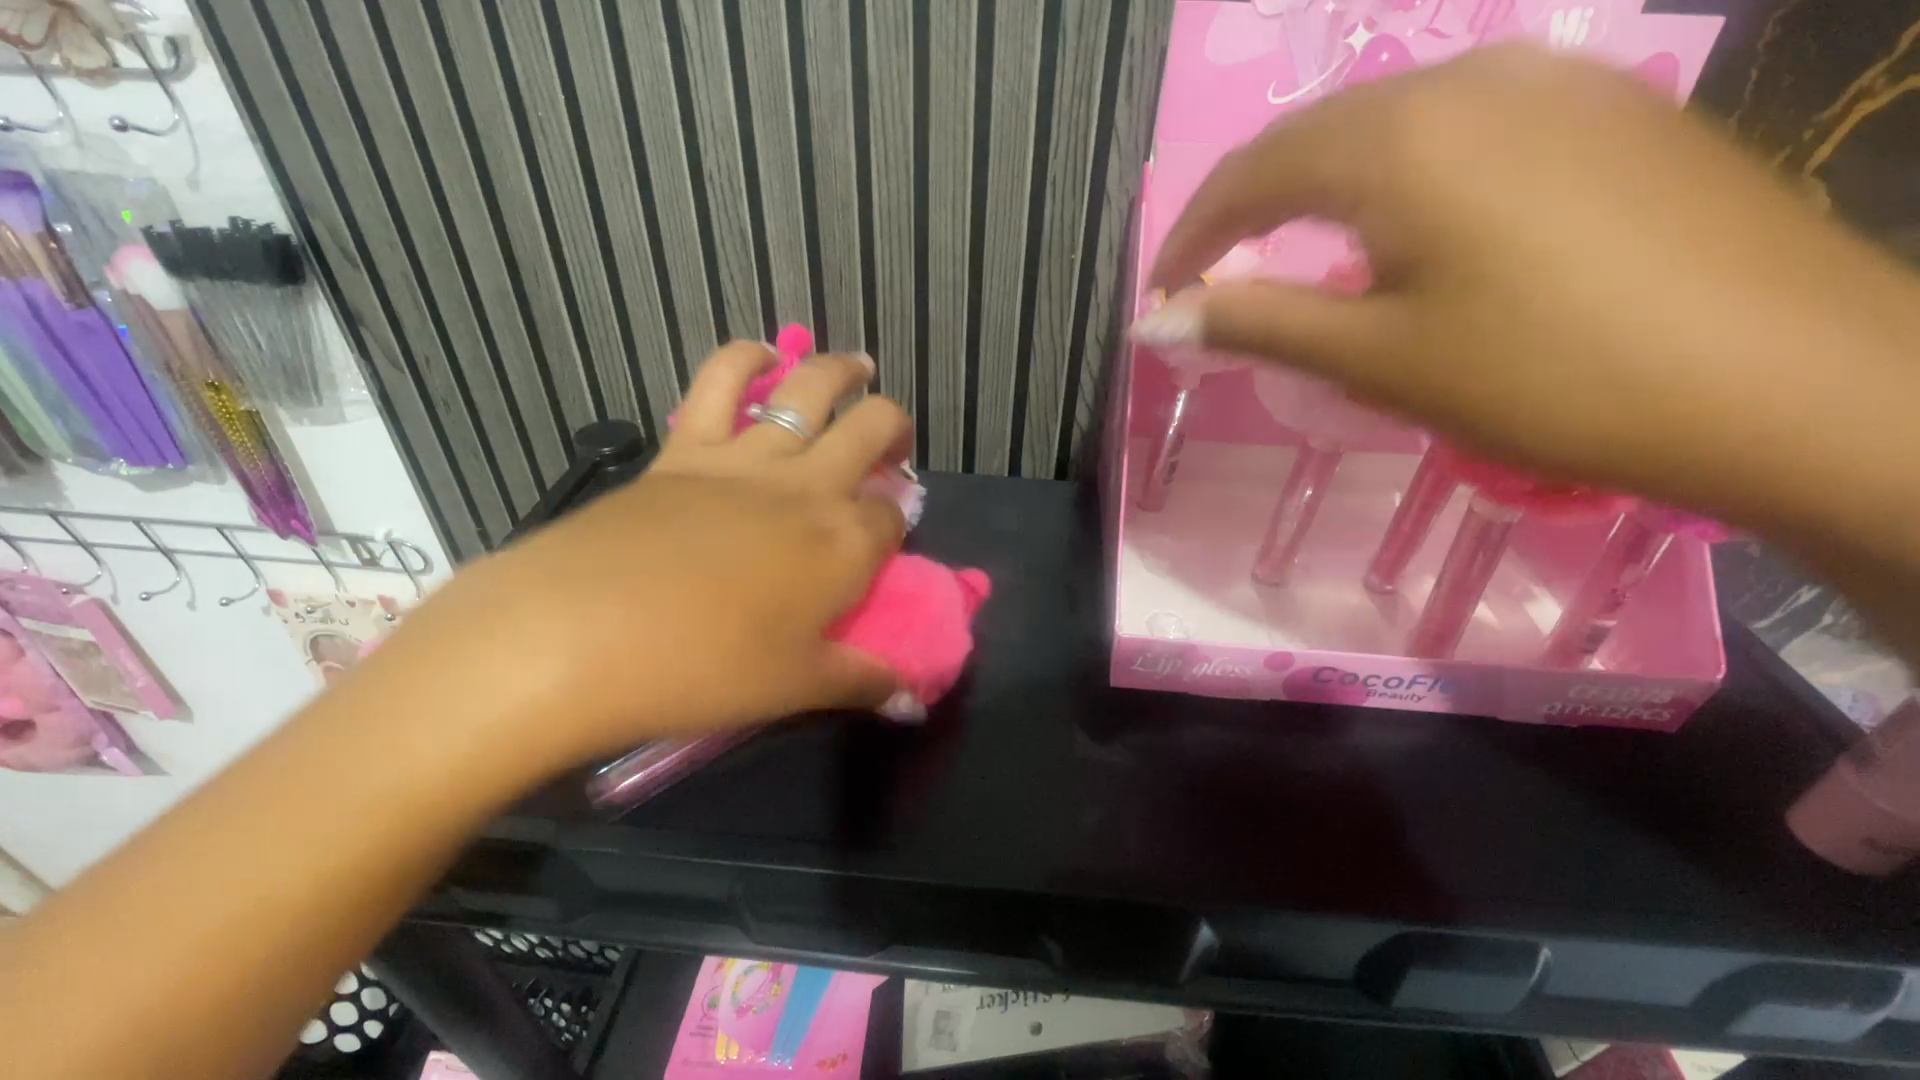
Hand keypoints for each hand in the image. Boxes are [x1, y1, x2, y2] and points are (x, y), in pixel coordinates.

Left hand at [366, 342, 911, 771]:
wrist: (581, 633)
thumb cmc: (705, 668)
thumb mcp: (795, 687)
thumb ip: (861, 682)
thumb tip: (910, 698)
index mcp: (845, 542)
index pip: (893, 515)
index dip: (898, 518)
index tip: (887, 535)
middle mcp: (808, 486)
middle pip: (872, 429)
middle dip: (894, 429)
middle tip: (892, 446)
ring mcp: (745, 458)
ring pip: (810, 388)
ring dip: (843, 370)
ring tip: (856, 368)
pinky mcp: (685, 448)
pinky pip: (722, 380)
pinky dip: (746, 358)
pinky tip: (760, 357)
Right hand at [1136, 46, 1919, 538]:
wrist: (1789, 381)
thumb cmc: (1549, 378)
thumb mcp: (1381, 359)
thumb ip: (1260, 322)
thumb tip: (1160, 317)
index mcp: (1398, 138)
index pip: (1251, 172)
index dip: (1193, 235)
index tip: (1163, 293)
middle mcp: (1466, 79)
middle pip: (1317, 137)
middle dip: (1254, 208)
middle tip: (1223, 278)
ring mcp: (1550, 80)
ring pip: (1392, 126)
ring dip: (1329, 190)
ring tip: (1310, 256)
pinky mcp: (1608, 106)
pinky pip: (1466, 127)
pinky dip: (1406, 177)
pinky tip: (1418, 230)